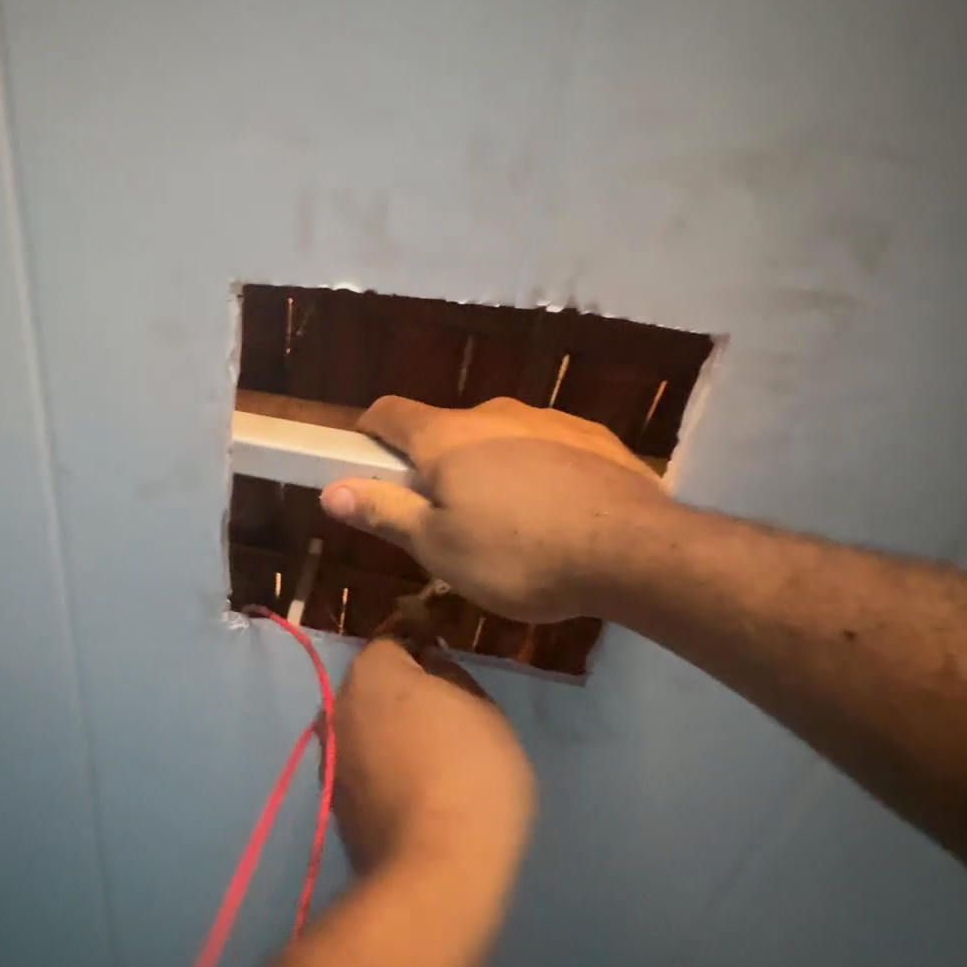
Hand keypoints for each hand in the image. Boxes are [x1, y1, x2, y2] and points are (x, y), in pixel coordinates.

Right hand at [321, 396, 673, 622]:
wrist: (636, 551)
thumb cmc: (520, 554)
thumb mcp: (439, 547)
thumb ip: (385, 512)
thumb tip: (330, 489)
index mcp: (446, 438)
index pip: (389, 412)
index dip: (368, 432)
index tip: (366, 461)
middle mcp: (494, 414)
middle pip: (446, 431)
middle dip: (435, 465)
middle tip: (444, 519)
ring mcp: (548, 420)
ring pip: (499, 439)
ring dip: (489, 469)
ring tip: (509, 525)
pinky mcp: (593, 436)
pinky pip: (545, 448)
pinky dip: (535, 471)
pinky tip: (556, 513)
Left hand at [332, 636, 534, 874]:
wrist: (437, 869)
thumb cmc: (470, 772)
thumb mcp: (485, 710)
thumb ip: (452, 678)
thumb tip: (433, 669)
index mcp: (371, 671)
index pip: (395, 645)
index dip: (424, 659)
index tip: (452, 684)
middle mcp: (337, 706)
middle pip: (373, 688)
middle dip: (402, 699)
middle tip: (446, 725)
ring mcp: (330, 756)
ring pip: (365, 730)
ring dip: (388, 738)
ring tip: (431, 767)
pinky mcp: (333, 802)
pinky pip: (362, 770)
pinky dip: (382, 775)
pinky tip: (415, 797)